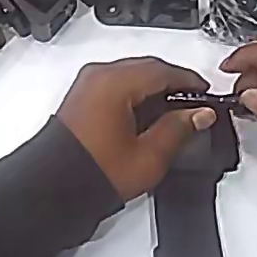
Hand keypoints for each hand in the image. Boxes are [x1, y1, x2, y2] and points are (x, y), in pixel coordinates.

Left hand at [58, 58, 215, 200]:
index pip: (161, 70)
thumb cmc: (91, 172)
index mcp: (114, 83)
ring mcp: (87, 84)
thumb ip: (178, 129)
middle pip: (145, 68)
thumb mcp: (148, 156)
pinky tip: (147, 113)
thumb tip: (198, 114)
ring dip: (153, 87)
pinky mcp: (81, 96)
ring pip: (130, 74)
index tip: (204, 91)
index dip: (188, 80)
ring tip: (173, 111)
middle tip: (193, 102)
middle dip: (171, 82)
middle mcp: (98, 76)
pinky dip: (134, 92)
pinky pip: (115, 83)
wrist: (52, 188)